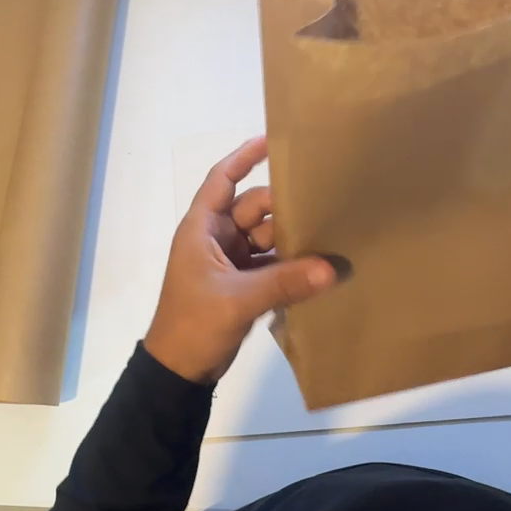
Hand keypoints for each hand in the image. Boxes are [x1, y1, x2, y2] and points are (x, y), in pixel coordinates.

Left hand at [144, 137, 339, 383]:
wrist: (178, 369)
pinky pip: (270, 262)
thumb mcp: (238, 299)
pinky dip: (289, 263)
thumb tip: (333, 268)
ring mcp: (229, 261)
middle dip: (284, 207)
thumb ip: (285, 281)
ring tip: (329, 233)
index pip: (222, 179)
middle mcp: (214, 237)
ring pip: (265, 235)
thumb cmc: (194, 323)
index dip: (244, 157)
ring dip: (290, 237)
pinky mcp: (241, 283)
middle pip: (254, 208)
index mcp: (201, 228)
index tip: (273, 140)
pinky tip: (318, 265)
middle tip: (324, 204)